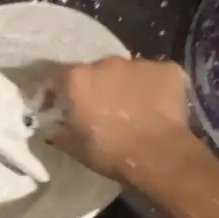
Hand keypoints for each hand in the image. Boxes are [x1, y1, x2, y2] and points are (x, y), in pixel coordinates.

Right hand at [47, 56, 207, 183]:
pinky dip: (149, 87)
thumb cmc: (108, 151)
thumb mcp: (72, 146)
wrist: (158, 155)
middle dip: (92, 87)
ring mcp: (139, 63)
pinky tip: (152, 105)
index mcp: (77, 79)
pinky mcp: (167, 69)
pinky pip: (152, 75)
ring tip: (127, 108)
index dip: (53, 91)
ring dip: (120, 86)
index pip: (55, 75)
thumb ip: (57, 130)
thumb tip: (51, 127)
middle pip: (93, 71)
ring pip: (124, 72)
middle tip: (96, 110)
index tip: (55, 107)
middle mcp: (106, 62)